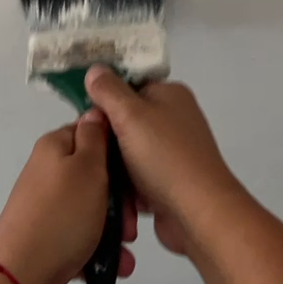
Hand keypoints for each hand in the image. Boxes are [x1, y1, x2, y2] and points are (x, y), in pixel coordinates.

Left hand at [0, 109, 136, 283]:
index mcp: (55, 147)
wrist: (22, 277)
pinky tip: (117, 267)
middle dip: (120, 199)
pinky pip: (83, 238)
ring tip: (127, 248)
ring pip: (93, 210)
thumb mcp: (87, 167)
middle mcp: (49, 173)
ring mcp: (48, 208)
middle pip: (96, 175)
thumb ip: (95, 137)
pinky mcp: (50, 240)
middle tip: (132, 220)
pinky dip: (101, 250)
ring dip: (115, 229)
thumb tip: (95, 111)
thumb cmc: (62, 214)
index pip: (92, 132)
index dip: (118, 149)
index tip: (138, 171)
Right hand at [84, 66, 246, 249]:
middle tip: (88, 152)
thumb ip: (108, 91)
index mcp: (169, 95)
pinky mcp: (169, 182)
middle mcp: (173, 120)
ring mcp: (172, 153)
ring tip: (95, 178)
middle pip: (125, 123)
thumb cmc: (164, 157)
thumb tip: (95, 69)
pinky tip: (111, 198)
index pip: (127, 88)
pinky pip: (137, 178)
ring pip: (128, 153)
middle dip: (107, 140)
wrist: (199, 214)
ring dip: (114, 168)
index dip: (103, 101)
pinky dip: (126, 188)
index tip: (84, 120)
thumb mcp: (131, 115)